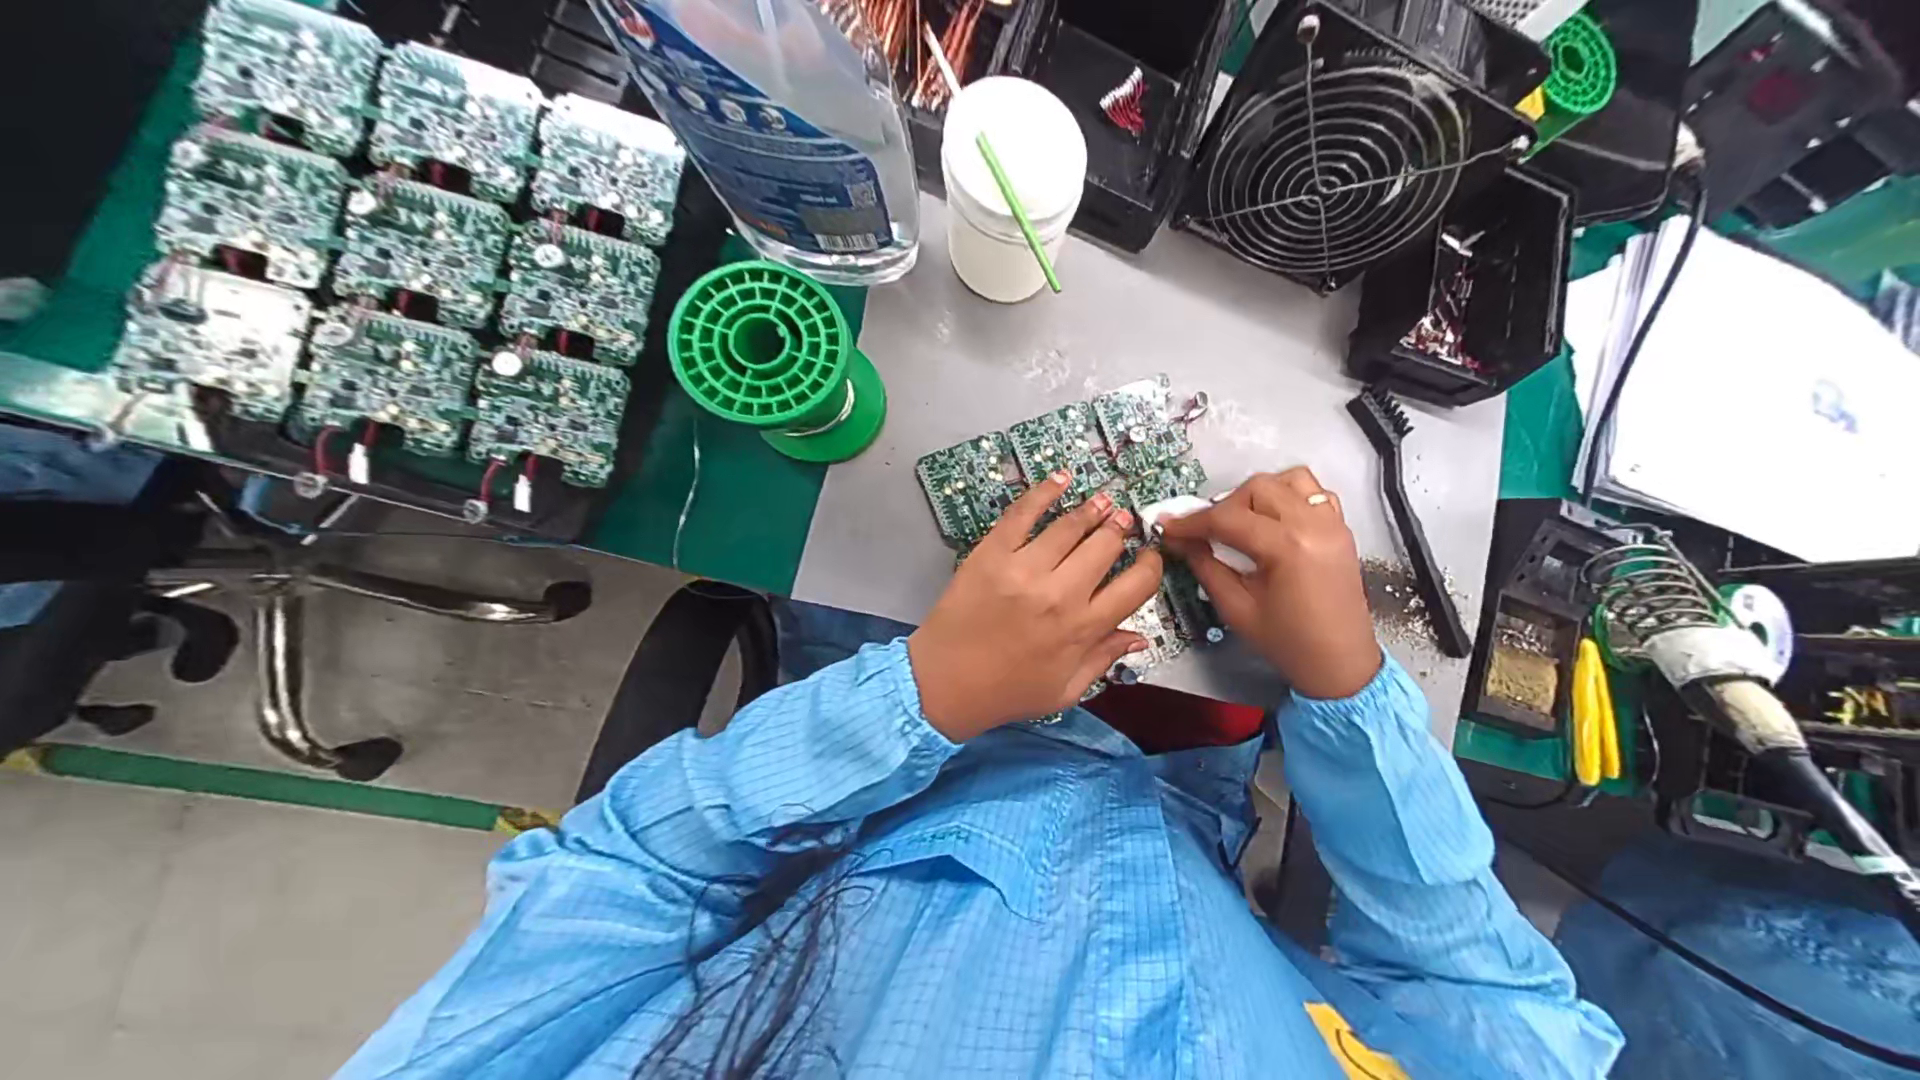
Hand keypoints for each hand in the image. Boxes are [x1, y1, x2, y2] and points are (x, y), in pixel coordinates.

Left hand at [909, 471, 1162, 739]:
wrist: (944, 683)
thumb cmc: (1006, 691)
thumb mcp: (1065, 690)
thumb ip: (1103, 659)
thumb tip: (1139, 636)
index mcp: (1082, 629)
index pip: (1136, 585)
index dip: (1150, 565)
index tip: (1148, 557)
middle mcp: (1059, 594)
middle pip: (1105, 546)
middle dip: (1120, 530)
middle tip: (1122, 522)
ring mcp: (1023, 570)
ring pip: (1069, 526)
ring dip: (1092, 509)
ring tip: (1103, 501)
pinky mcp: (991, 554)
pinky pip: (1022, 514)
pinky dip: (1044, 492)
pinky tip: (1061, 479)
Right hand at [1161, 467, 1380, 698]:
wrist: (1339, 663)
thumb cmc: (1288, 642)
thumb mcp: (1235, 607)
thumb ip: (1205, 566)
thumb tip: (1181, 540)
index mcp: (1288, 548)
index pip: (1228, 518)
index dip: (1192, 522)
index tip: (1169, 527)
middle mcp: (1314, 526)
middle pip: (1257, 488)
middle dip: (1224, 506)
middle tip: (1206, 532)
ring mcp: (1332, 524)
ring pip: (1287, 480)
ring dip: (1257, 494)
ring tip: (1241, 521)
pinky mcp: (1340, 529)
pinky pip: (1313, 492)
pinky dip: (1288, 496)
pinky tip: (1272, 520)